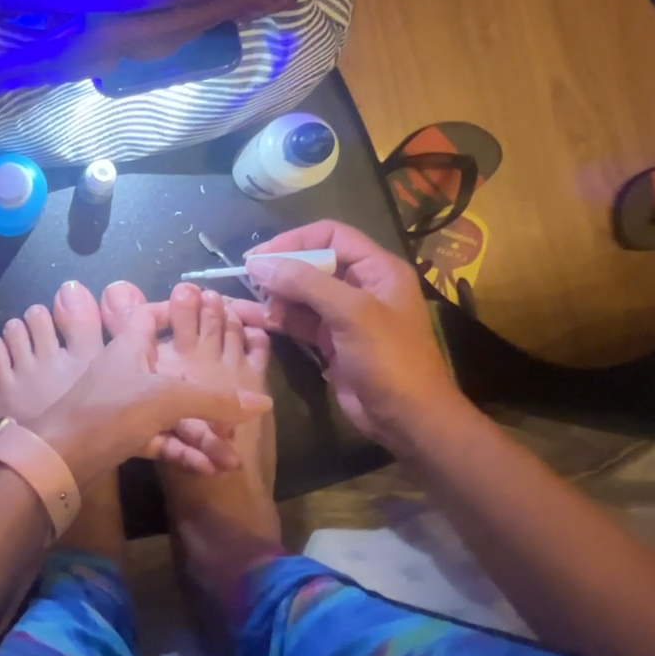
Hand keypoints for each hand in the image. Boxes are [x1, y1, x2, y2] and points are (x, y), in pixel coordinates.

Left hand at [28, 305, 271, 483]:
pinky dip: (182, 451)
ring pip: (170, 413)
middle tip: (240, 415)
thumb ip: (214, 400)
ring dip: (201, 434)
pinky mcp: (120, 437)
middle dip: (209, 397)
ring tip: (232, 460)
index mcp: (129, 347)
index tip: (211, 318)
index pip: (151, 315)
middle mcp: (126, 371)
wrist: (58, 460)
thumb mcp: (165, 399)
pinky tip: (208, 470)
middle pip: (175, 374)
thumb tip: (263, 401)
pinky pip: (159, 438)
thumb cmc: (108, 411)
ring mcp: (122, 406)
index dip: (178, 312)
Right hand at [229, 220, 462, 451]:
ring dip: (273, 295)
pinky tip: (249, 317)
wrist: (408, 419)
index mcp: (377, 269)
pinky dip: (274, 317)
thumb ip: (305, 283)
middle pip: (312, 263)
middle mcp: (361, 286)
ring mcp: (344, 315)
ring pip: (300, 292)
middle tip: (249, 279)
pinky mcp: (330, 340)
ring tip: (246, 303)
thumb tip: (258, 263)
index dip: (294, 241)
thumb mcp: (351, 313)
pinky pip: (297, 320)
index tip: (260, 256)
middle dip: (280, 270)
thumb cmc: (390, 359)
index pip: (331, 236)